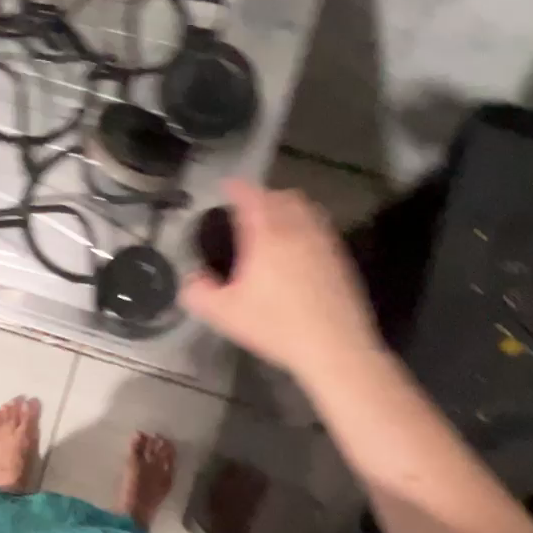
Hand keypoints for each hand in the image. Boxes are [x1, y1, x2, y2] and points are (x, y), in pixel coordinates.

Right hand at [180, 180, 384, 380]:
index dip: (237, 188)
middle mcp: (297, 230)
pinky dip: (306, 226)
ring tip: (275, 221)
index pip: (251, 198)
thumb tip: (192, 280)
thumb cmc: (276, 327)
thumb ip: (199, 294)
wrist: (334, 347)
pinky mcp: (340, 258)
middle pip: (281, 197)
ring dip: (288, 207)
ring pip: (306, 209)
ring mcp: (323, 242)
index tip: (228, 186)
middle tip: (250, 207)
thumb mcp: (225, 315)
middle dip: (264, 195)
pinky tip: (299, 248)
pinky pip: (320, 228)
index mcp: (267, 236)